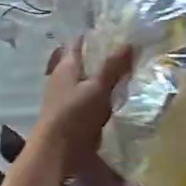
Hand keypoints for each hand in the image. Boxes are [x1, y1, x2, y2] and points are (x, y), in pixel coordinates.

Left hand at [35, 41, 134, 174]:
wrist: (55, 154)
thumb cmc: (74, 115)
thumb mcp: (97, 88)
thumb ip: (113, 67)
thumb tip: (129, 43)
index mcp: (66, 66)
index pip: (78, 42)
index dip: (93, 35)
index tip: (114, 31)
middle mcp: (63, 78)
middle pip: (84, 63)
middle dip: (103, 59)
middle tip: (129, 55)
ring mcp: (65, 98)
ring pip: (87, 82)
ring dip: (103, 80)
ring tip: (129, 77)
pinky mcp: (71, 117)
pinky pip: (89, 101)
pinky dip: (102, 99)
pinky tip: (118, 102)